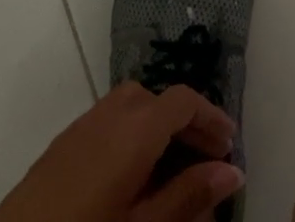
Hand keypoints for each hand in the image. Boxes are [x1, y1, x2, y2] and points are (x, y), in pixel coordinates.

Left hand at [0, 82, 244, 221]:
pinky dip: (132, 134)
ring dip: (158, 126)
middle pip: (155, 98)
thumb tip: (231, 171)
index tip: (231, 145)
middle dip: (186, 122)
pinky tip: (136, 176)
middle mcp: (106, 115)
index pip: (181, 100)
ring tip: (176, 170)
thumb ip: (189, 196)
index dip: (211, 116)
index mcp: (132, 129)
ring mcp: (80, 127)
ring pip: (129, 107)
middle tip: (208, 160)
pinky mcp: (63, 145)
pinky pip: (107, 121)